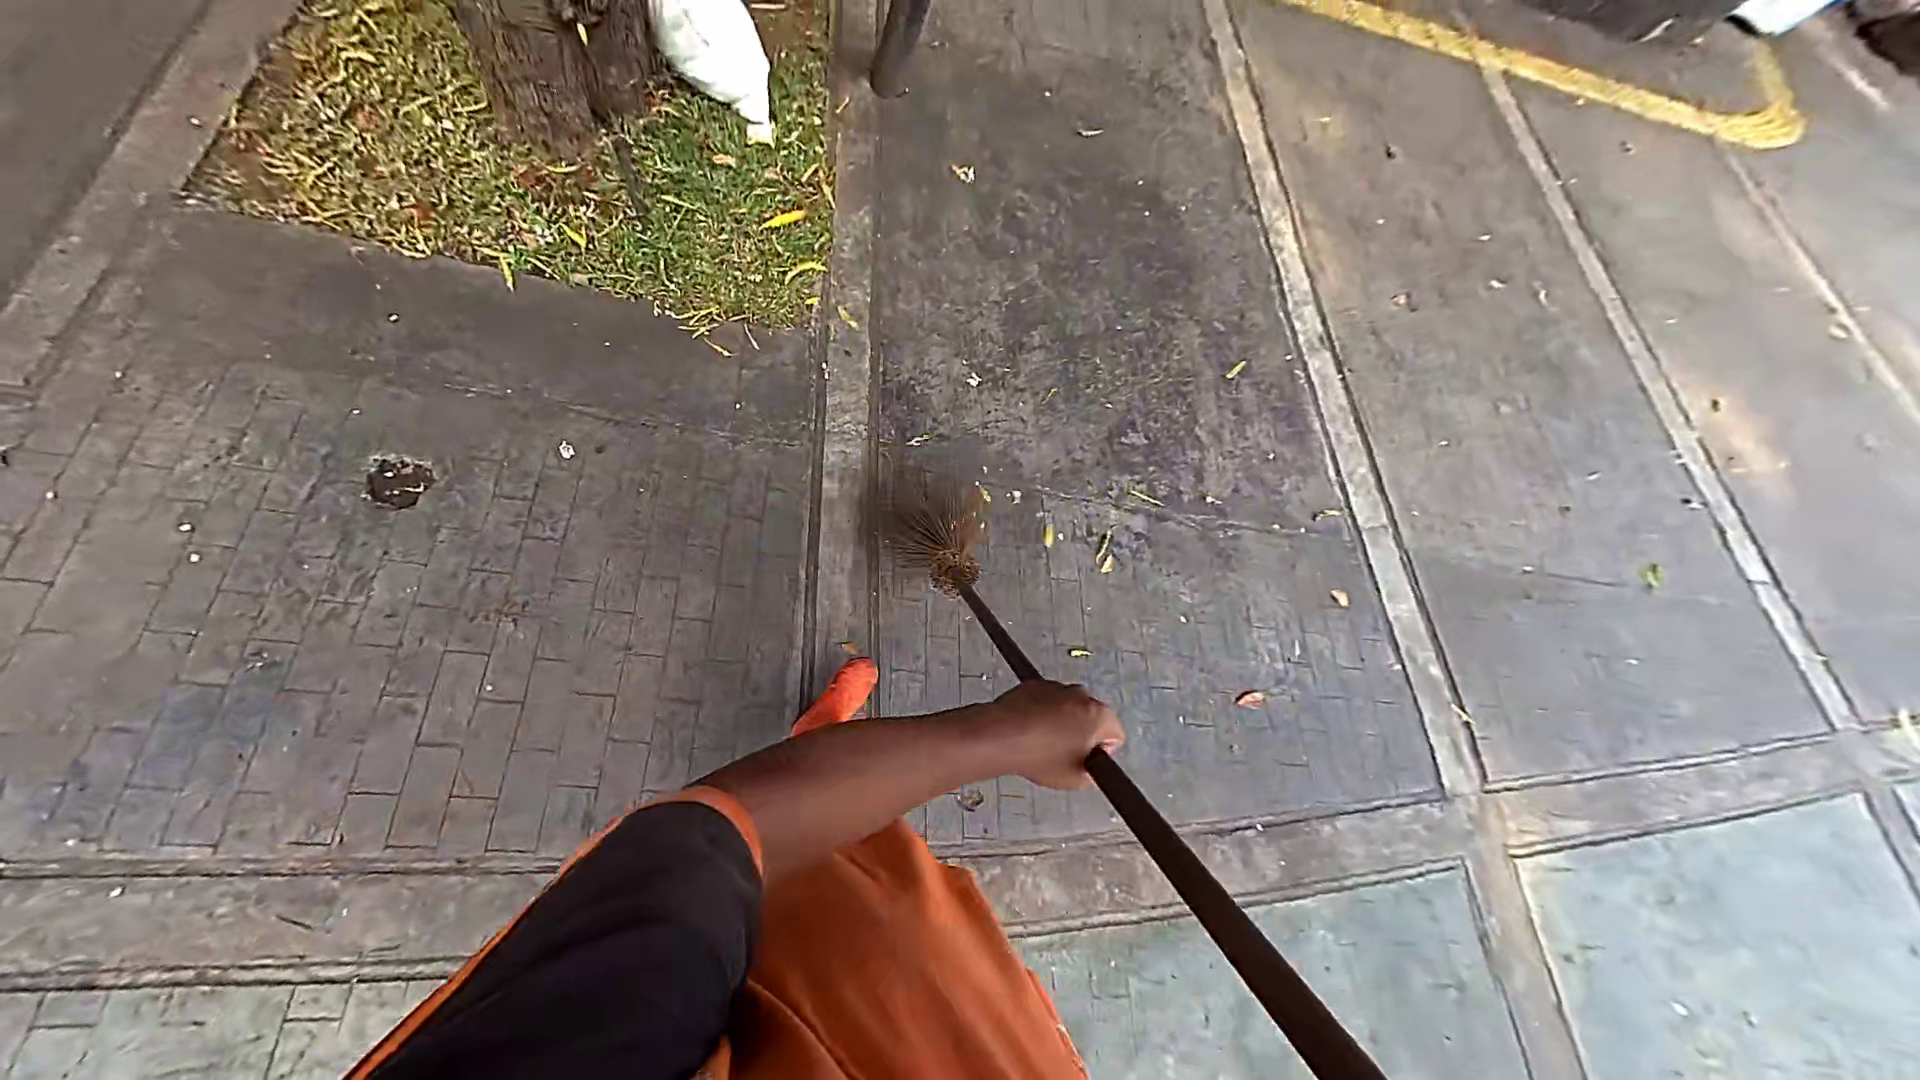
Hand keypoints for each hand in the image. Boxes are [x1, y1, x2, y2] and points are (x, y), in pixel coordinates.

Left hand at [985, 680, 1125, 789]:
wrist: (1000, 736)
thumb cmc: (1037, 755)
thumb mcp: (1075, 780)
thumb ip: (1094, 773)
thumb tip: (1092, 770)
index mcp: (1099, 716)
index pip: (1116, 734)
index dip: (1101, 751)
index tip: (1085, 758)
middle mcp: (1081, 695)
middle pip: (1092, 717)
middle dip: (1082, 733)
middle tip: (1064, 753)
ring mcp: (1057, 687)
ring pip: (1069, 707)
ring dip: (1062, 721)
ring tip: (1043, 743)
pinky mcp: (1036, 685)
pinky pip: (1047, 700)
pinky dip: (1042, 711)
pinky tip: (1031, 730)